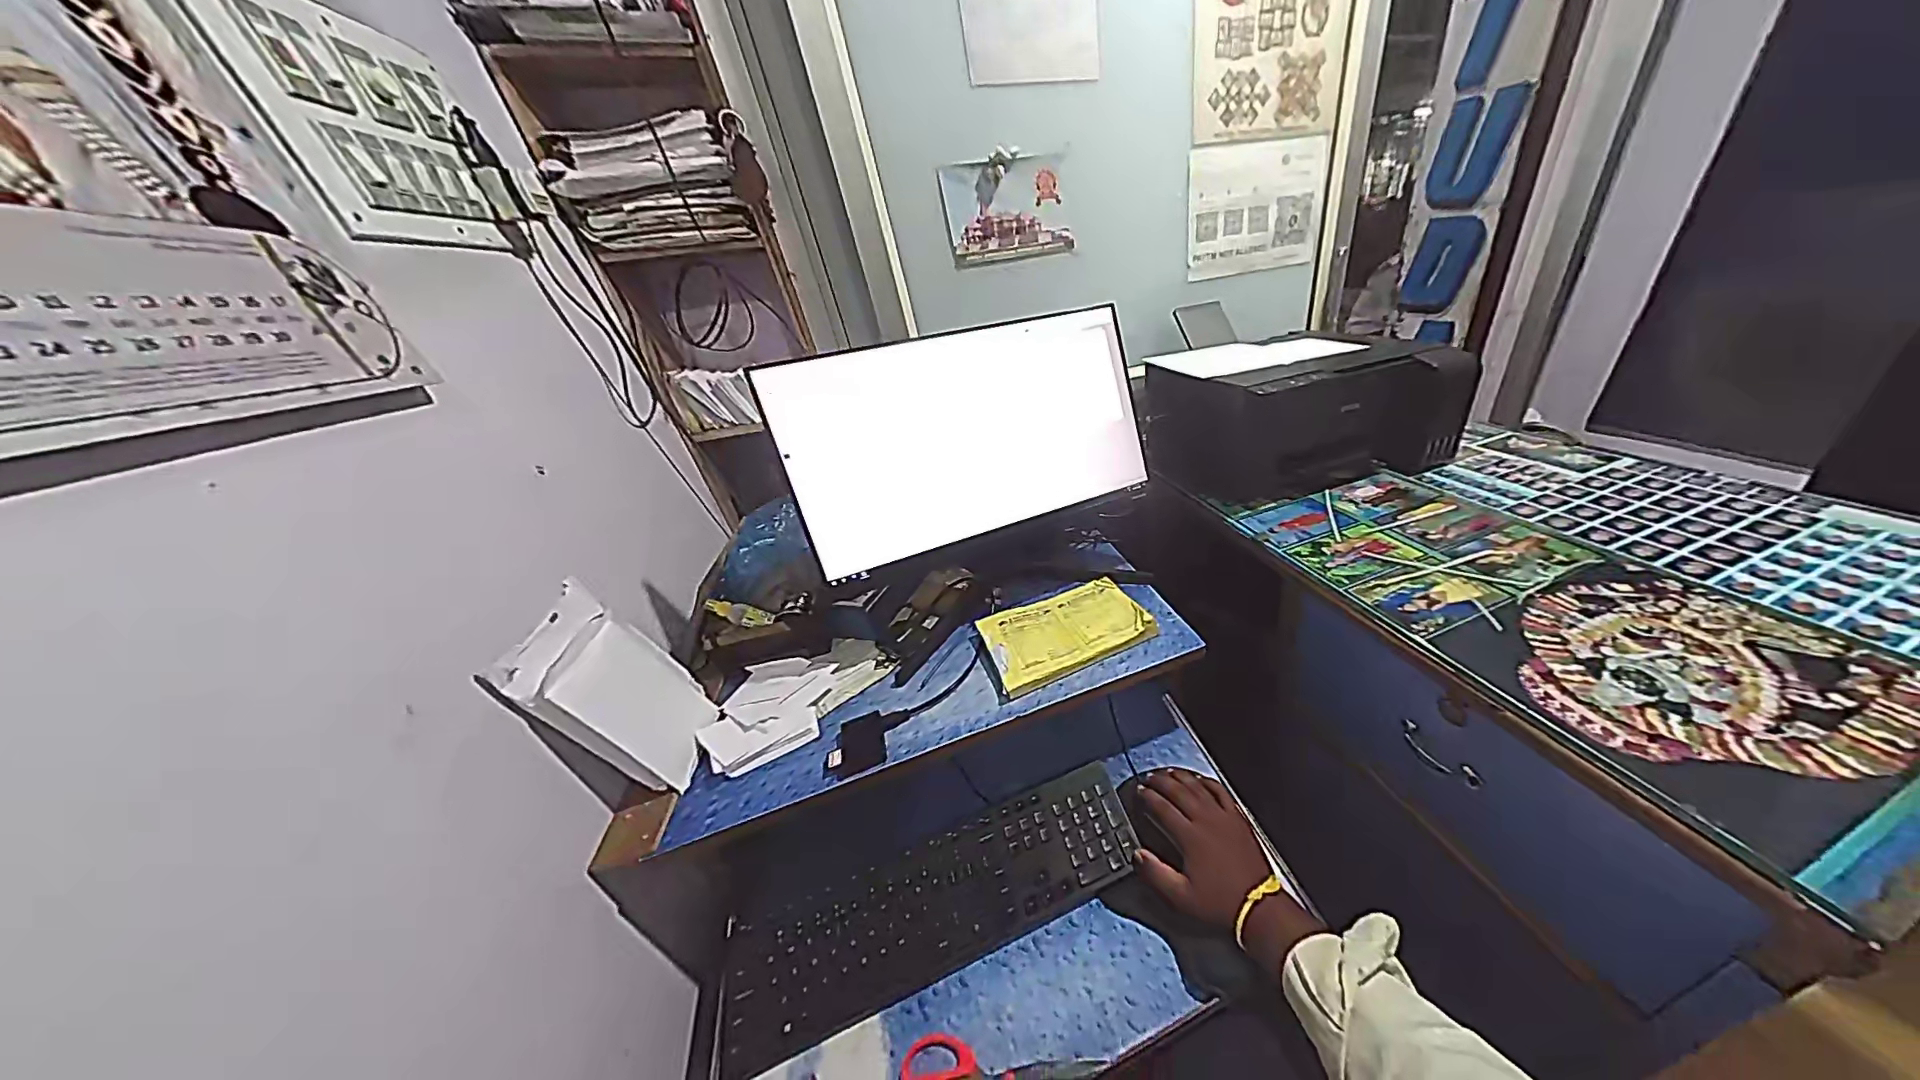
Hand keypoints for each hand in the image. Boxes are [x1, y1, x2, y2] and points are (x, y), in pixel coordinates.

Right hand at [1132, 768, 1323, 970]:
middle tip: (1148, 778)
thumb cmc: (1220, 903)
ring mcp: (1224, 817)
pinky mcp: (1238, 819)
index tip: (1139, 792)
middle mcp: (1206, 821)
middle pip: (1178, 791)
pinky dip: (1207, 782)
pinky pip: (1221, 792)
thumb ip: (1156, 874)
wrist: (1260, 908)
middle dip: (1160, 781)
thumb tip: (1138, 854)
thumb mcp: (1182, 897)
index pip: (1163, 808)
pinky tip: (1200, 779)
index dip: (1148, 797)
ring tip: (1168, 772)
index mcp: (1190, 837)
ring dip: (1181, 777)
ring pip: (1198, 787)